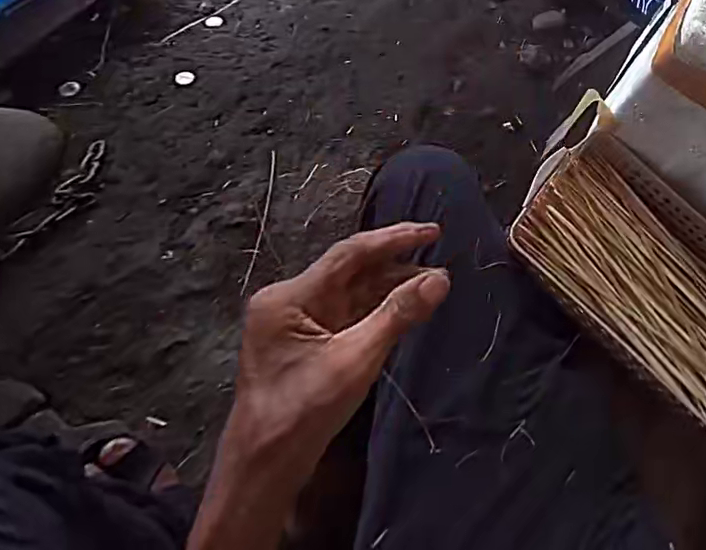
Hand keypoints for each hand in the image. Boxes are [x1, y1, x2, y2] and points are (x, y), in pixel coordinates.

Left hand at [216, 224, 450, 490]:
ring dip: (394, 284)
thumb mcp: (355, 360)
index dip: (395, 238)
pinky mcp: (312, 338)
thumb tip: (441, 278)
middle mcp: (291, 300)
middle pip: (354, 268)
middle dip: (398, 262)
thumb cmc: (301, 414)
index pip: (350, 253)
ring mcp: (300, 319)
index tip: (434, 232)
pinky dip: (383, 304)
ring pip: (357, 288)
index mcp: (289, 298)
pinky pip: (354, 308)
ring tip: (433, 281)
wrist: (264, 473)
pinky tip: (410, 303)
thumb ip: (398, 314)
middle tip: (440, 253)